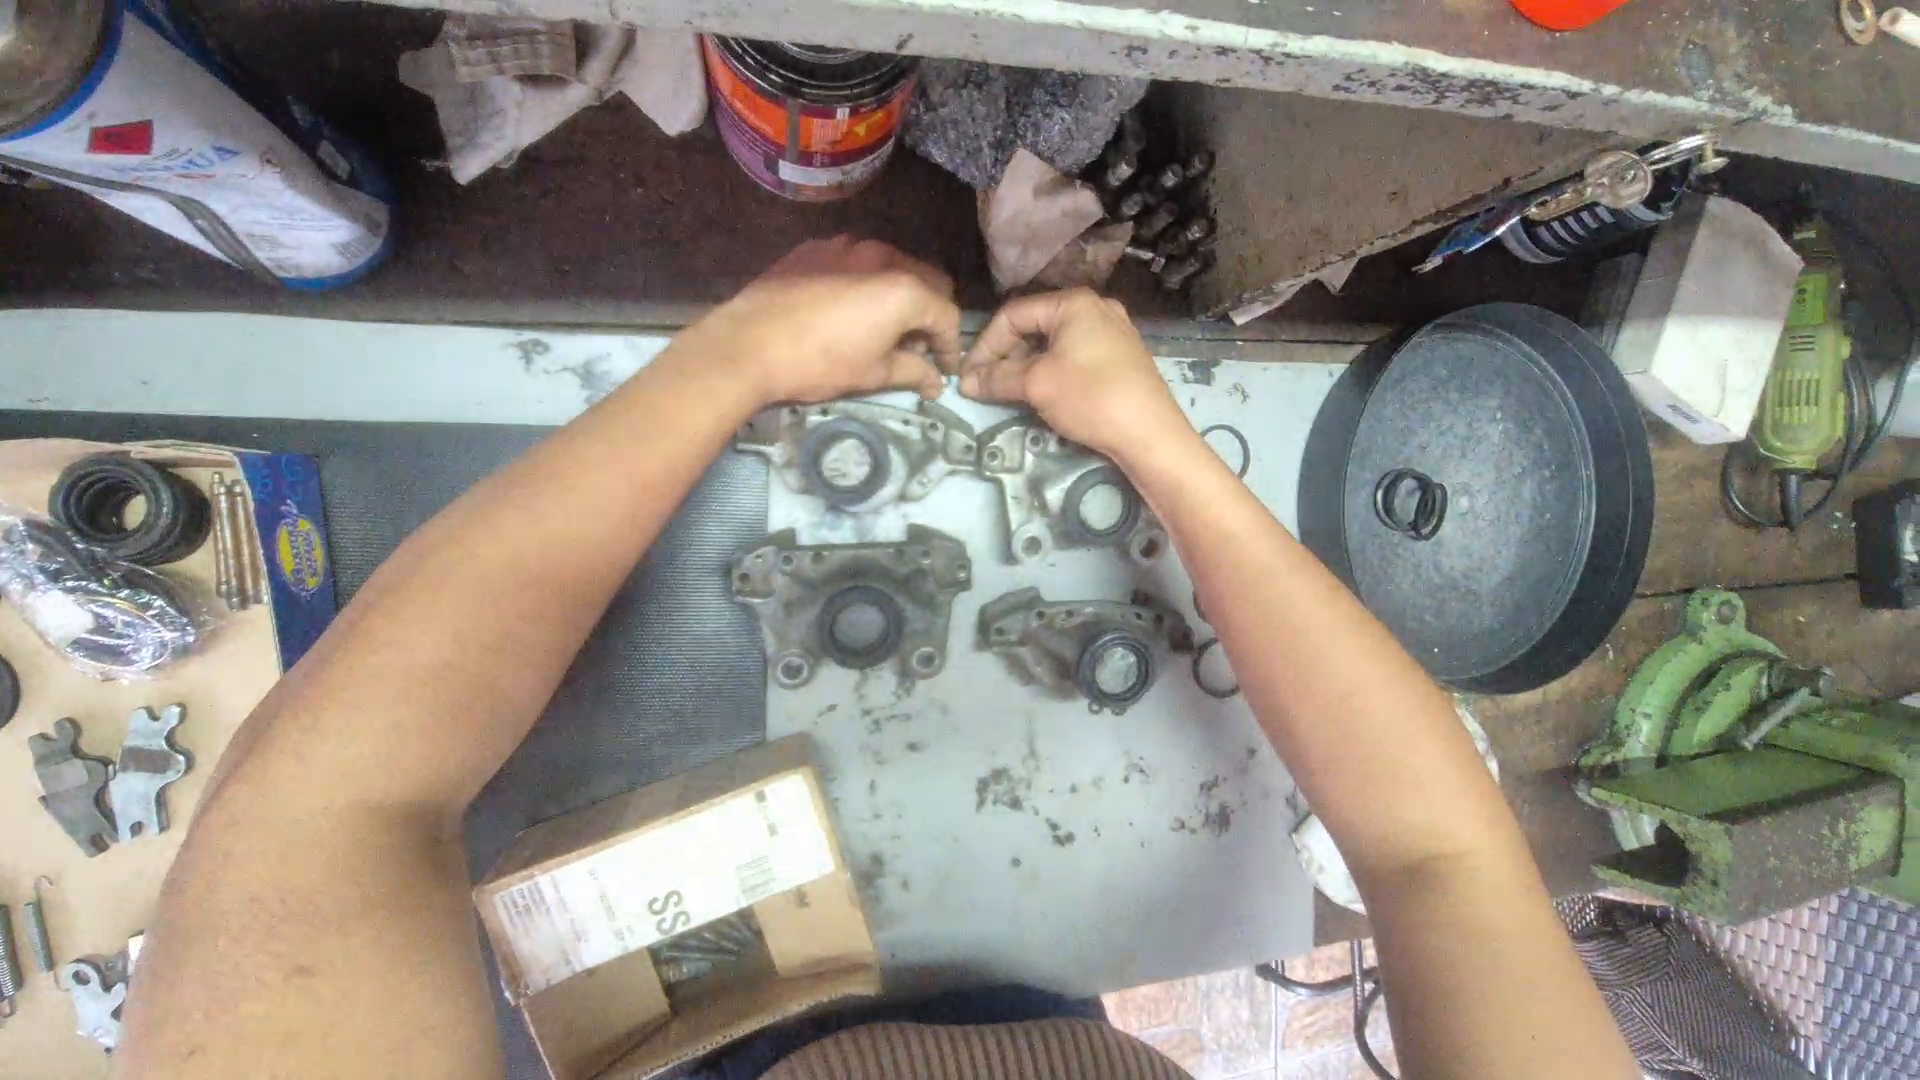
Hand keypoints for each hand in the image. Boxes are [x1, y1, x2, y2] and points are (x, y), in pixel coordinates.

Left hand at [671, 236, 961, 406]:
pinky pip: (856, 260)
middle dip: (930, 314)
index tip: (942, 370)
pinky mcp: (817, 248)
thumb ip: (912, 372)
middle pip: (927, 281)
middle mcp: (883, 257)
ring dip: (899, 295)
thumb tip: (935, 381)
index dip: (950, 346)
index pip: (947, 314)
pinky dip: (865, 282)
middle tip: (916, 347)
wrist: (747, 345)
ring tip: (883, 328)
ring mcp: (848, 246)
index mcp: (905, 289)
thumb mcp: (872, 374)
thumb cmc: (818, 364)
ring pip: (892, 266)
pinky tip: (848, 309)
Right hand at [959, 289, 1189, 460]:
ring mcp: (1112, 333)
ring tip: (1010, 393)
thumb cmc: (1091, 398)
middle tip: (986, 385)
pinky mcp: (1121, 358)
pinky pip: (1075, 357)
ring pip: (1054, 344)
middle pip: (1035, 326)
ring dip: (1026, 366)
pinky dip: (1051, 372)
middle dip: (1006, 356)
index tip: (969, 376)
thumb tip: (964, 382)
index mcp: (1074, 303)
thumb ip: (997, 378)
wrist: (1150, 434)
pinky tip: (1043, 395)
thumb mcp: (1037, 385)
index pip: (1014, 314)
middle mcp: (1095, 309)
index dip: (986, 345)